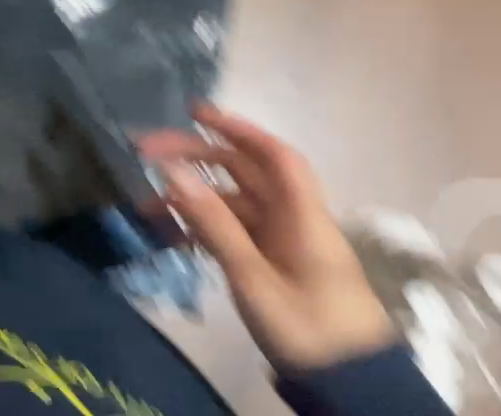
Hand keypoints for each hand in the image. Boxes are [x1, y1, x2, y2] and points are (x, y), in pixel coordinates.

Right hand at [140, 104, 396, 371]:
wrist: (354, 392)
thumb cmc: (308, 329)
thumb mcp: (253, 277)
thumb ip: (213, 223)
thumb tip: (171, 169)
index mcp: (303, 219)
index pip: (275, 157)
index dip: (238, 129)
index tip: (194, 113)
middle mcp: (296, 223)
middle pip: (247, 174)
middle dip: (198, 156)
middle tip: (147, 150)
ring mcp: (286, 246)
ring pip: (235, 203)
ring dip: (193, 195)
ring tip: (146, 200)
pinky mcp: (276, 267)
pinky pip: (234, 231)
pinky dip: (202, 224)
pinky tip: (170, 232)